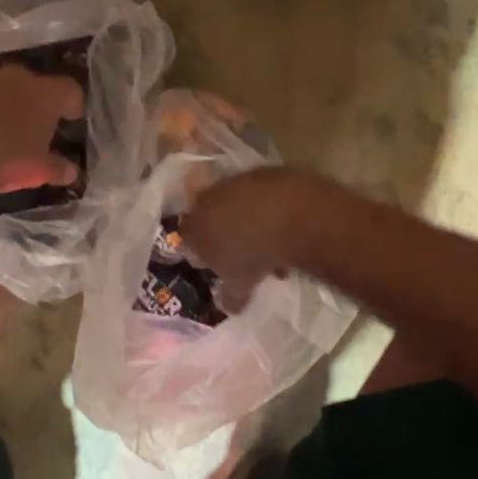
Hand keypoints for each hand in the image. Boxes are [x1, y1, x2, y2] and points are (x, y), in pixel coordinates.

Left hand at [0, 65, 83, 193]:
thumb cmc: (5, 161)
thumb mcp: (38, 171)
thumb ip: (58, 168)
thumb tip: (71, 172)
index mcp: (45, 94)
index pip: (70, 90)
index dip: (72, 105)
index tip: (69, 120)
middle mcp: (16, 77)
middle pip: (34, 84)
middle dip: (34, 102)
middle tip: (32, 126)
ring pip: (0, 86)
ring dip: (2, 102)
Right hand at [184, 167, 319, 312]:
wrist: (291, 216)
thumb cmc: (254, 254)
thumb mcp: (240, 284)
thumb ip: (230, 297)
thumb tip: (227, 307)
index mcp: (195, 225)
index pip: (186, 236)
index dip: (199, 250)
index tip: (214, 262)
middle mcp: (209, 198)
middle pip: (210, 215)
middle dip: (223, 231)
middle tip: (241, 250)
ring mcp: (236, 181)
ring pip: (236, 202)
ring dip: (248, 217)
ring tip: (270, 240)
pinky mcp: (264, 171)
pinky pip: (261, 193)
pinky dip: (269, 206)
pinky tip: (286, 223)